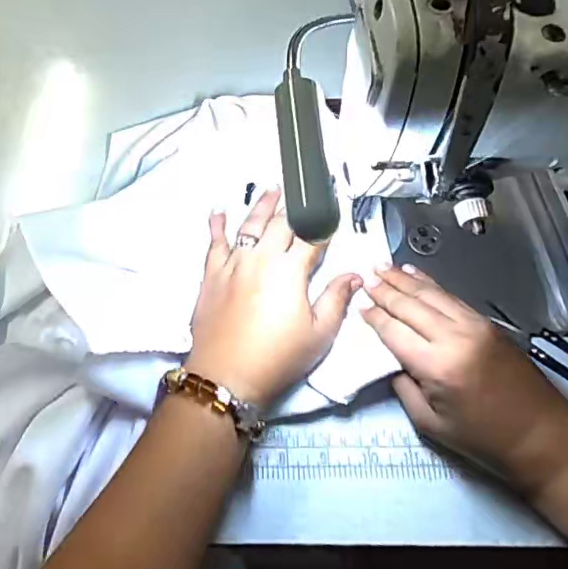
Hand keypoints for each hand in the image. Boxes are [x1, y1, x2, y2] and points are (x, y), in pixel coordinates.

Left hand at [188, 188, 359, 404]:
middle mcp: (263, 258)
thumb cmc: (278, 358)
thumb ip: (337, 299)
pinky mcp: (212, 275)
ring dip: (262, 206)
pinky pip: (215, 244)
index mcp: (291, 270)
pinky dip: (217, 226)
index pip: (312, 238)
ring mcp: (235, 264)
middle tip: (302, 195)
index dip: (324, 225)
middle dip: (294, 208)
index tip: (332, 214)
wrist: (225, 377)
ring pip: (250, 225)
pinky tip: (219, 212)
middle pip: (281, 224)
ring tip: (271, 190)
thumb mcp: (319, 334)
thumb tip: (354, 276)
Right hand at [362, 265, 567, 496]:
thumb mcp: (432, 424)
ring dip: (407, 279)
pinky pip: (452, 298)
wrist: (539, 432)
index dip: (376, 317)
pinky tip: (417, 276)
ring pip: (433, 294)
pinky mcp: (486, 322)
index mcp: (438, 366)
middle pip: (413, 305)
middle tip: (367, 275)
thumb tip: (393, 361)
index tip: (359, 304)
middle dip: (387, 290)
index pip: (396, 332)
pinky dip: (432, 285)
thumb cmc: (483, 438)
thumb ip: (406, 388)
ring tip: (385, 267)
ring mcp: (473, 325)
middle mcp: (454, 336)